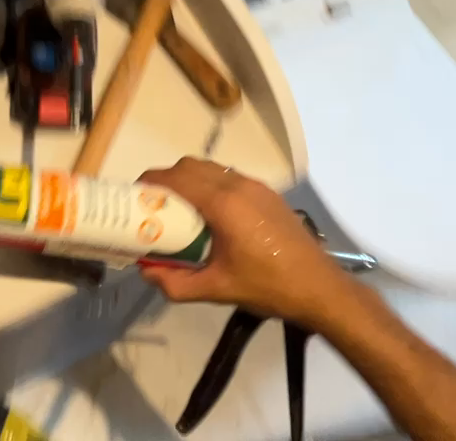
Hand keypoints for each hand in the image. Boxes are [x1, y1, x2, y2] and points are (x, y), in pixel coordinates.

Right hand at [136, 157, 351, 325]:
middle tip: (154, 202)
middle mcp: (237, 184)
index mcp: (222, 204)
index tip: (135, 192)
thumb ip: (176, 283)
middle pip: (191, 166)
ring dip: (190, 179)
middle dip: (168, 178)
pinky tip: (212, 213)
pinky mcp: (267, 192)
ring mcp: (255, 185)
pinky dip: (210, 184)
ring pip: (211, 167)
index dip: (152, 180)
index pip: (177, 177)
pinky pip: (228, 176)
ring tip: (180, 207)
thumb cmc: (267, 287)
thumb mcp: (217, 289)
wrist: (319, 287)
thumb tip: (146, 272)